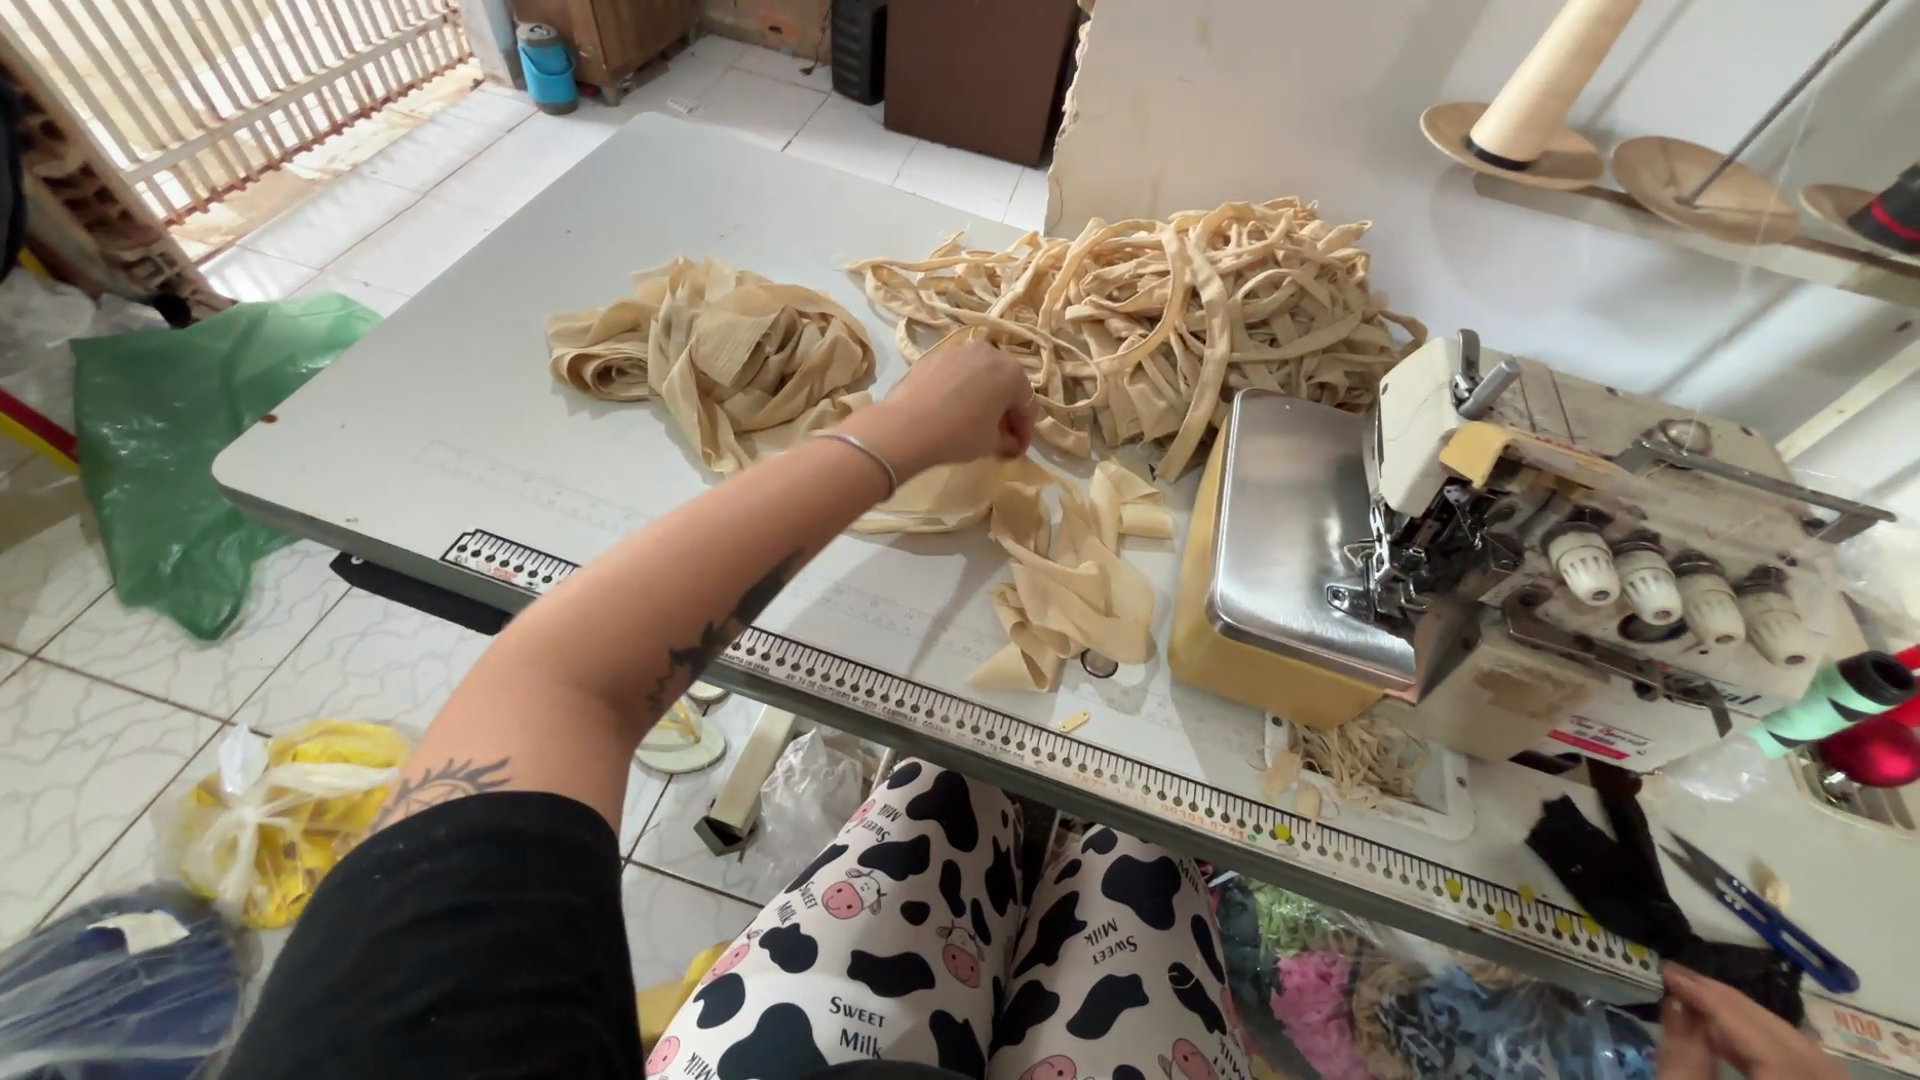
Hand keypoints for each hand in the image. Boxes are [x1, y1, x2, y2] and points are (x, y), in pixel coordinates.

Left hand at [836, 341, 1035, 477]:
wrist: (905, 426)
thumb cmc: (958, 435)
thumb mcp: (990, 444)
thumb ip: (1007, 441)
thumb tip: (1011, 443)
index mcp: (1012, 373)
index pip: (1028, 406)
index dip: (1025, 431)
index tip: (1018, 450)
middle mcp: (989, 353)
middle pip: (1005, 384)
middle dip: (1005, 410)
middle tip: (999, 435)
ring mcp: (959, 350)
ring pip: (980, 375)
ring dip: (983, 396)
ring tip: (974, 420)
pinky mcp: (933, 356)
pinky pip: (956, 374)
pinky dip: (960, 389)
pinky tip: (950, 409)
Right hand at [1657, 965, 1845, 1078]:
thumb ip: (1684, 1061)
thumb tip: (1675, 1004)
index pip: (1764, 1040)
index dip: (1715, 1002)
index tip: (1668, 972)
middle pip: (1789, 1040)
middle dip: (1731, 1005)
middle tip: (1679, 978)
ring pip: (1800, 1049)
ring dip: (1745, 1021)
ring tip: (1695, 999)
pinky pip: (1805, 1066)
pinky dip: (1764, 1045)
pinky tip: (1725, 1035)